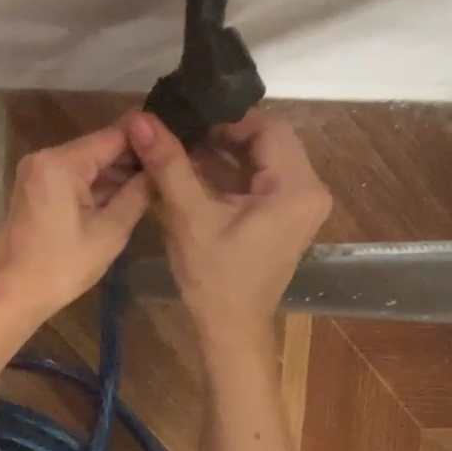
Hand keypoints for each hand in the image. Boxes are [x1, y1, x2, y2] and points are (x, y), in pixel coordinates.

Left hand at [0, 119, 150, 318]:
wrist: (15, 295)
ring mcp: (35, 173)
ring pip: (86, 163)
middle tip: (169, 170)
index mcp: (61, 163)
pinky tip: (123, 197)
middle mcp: (44, 158)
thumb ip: (138, 193)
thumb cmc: (62, 267)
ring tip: (154, 184)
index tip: (176, 148)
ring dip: (115, 175)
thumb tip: (162, 168)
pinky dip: (95, 186)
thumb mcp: (110, 232)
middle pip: (99, 147)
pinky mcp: (33, 189)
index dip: (149, 139)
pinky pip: (71, 178)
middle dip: (133, 159)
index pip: (115, 135)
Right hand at [123, 110, 331, 346]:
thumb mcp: (190, 218)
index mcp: (296, 187)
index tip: (185, 123)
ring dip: (223, 157)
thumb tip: (142, 120)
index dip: (224, 120)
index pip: (266, 127)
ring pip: (262, 162)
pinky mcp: (285, 219)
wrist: (230, 330)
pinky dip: (230, 178)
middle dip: (222, 137)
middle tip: (180, 136)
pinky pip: (260, 184)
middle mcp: (309, 190)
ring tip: (181, 155)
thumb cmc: (214, 278)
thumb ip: (170, 165)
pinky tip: (195, 179)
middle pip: (267, 142)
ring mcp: (299, 206)